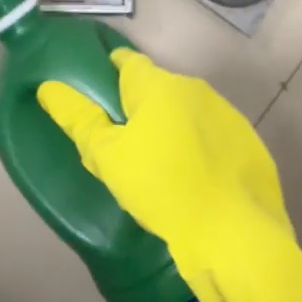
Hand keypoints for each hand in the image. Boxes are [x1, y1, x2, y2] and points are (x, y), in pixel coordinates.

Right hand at [39, 51, 301, 301]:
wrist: (234, 238)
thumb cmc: (162, 193)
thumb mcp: (108, 160)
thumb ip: (79, 120)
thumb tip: (50, 89)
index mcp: (162, 87)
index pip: (126, 63)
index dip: (105, 79)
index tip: (94, 104)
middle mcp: (200, 91)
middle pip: (157, 92)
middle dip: (138, 113)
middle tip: (119, 151)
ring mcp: (231, 120)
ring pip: (188, 119)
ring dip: (170, 135)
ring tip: (156, 176)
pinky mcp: (251, 150)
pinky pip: (213, 144)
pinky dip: (198, 156)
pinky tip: (191, 189)